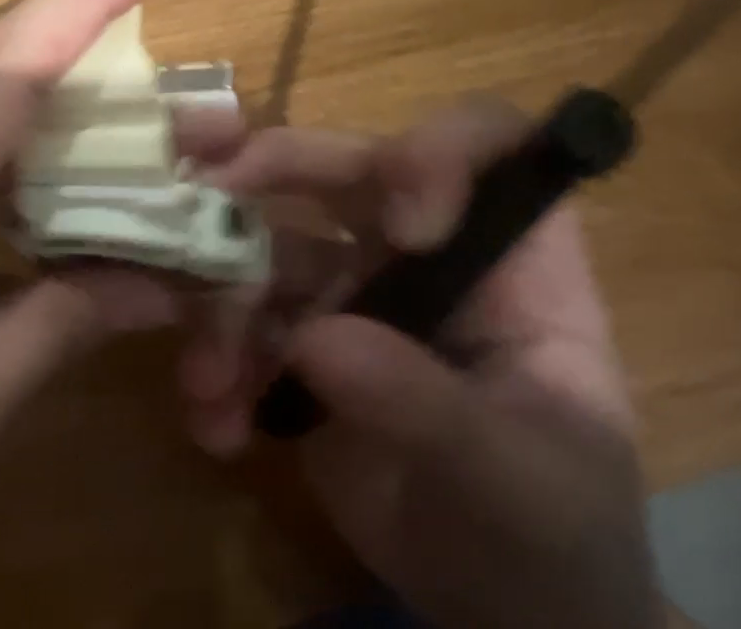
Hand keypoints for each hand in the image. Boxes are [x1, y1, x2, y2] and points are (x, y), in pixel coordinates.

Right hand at [183, 99, 664, 628]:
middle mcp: (415, 260)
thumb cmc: (541, 536)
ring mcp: (345, 296)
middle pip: (338, 170)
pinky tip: (217, 426)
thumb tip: (314, 339)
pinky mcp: (288, 340)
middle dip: (264, 171)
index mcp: (506, 270)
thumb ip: (423, 406)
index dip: (437, 156)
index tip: (398, 224)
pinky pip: (227, 321)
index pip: (487, 156)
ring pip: (257, 250)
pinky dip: (209, 367)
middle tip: (200, 193)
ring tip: (206, 385)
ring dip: (217, 309)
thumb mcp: (505, 480)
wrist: (488, 606)